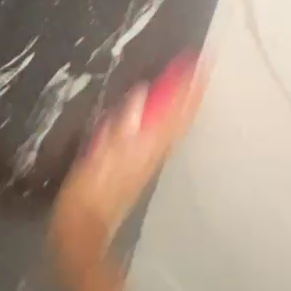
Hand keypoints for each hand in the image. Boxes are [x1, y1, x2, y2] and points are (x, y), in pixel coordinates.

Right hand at [50, 53, 206, 260]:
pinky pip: (167, 133)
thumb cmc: (87, 191)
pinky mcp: (143, 162)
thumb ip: (120, 129)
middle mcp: (154, 148)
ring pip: (177, 124)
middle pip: (180, 116)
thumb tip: (140, 97)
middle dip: (192, 90)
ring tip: (197, 79)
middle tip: (205, 63)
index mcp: (144, 144)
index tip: (198, 61)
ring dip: (187, 101)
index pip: (172, 110)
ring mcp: (151, 157)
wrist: (85, 228)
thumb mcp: (98, 158)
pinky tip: (174, 109)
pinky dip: (176, 116)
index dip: (185, 85)